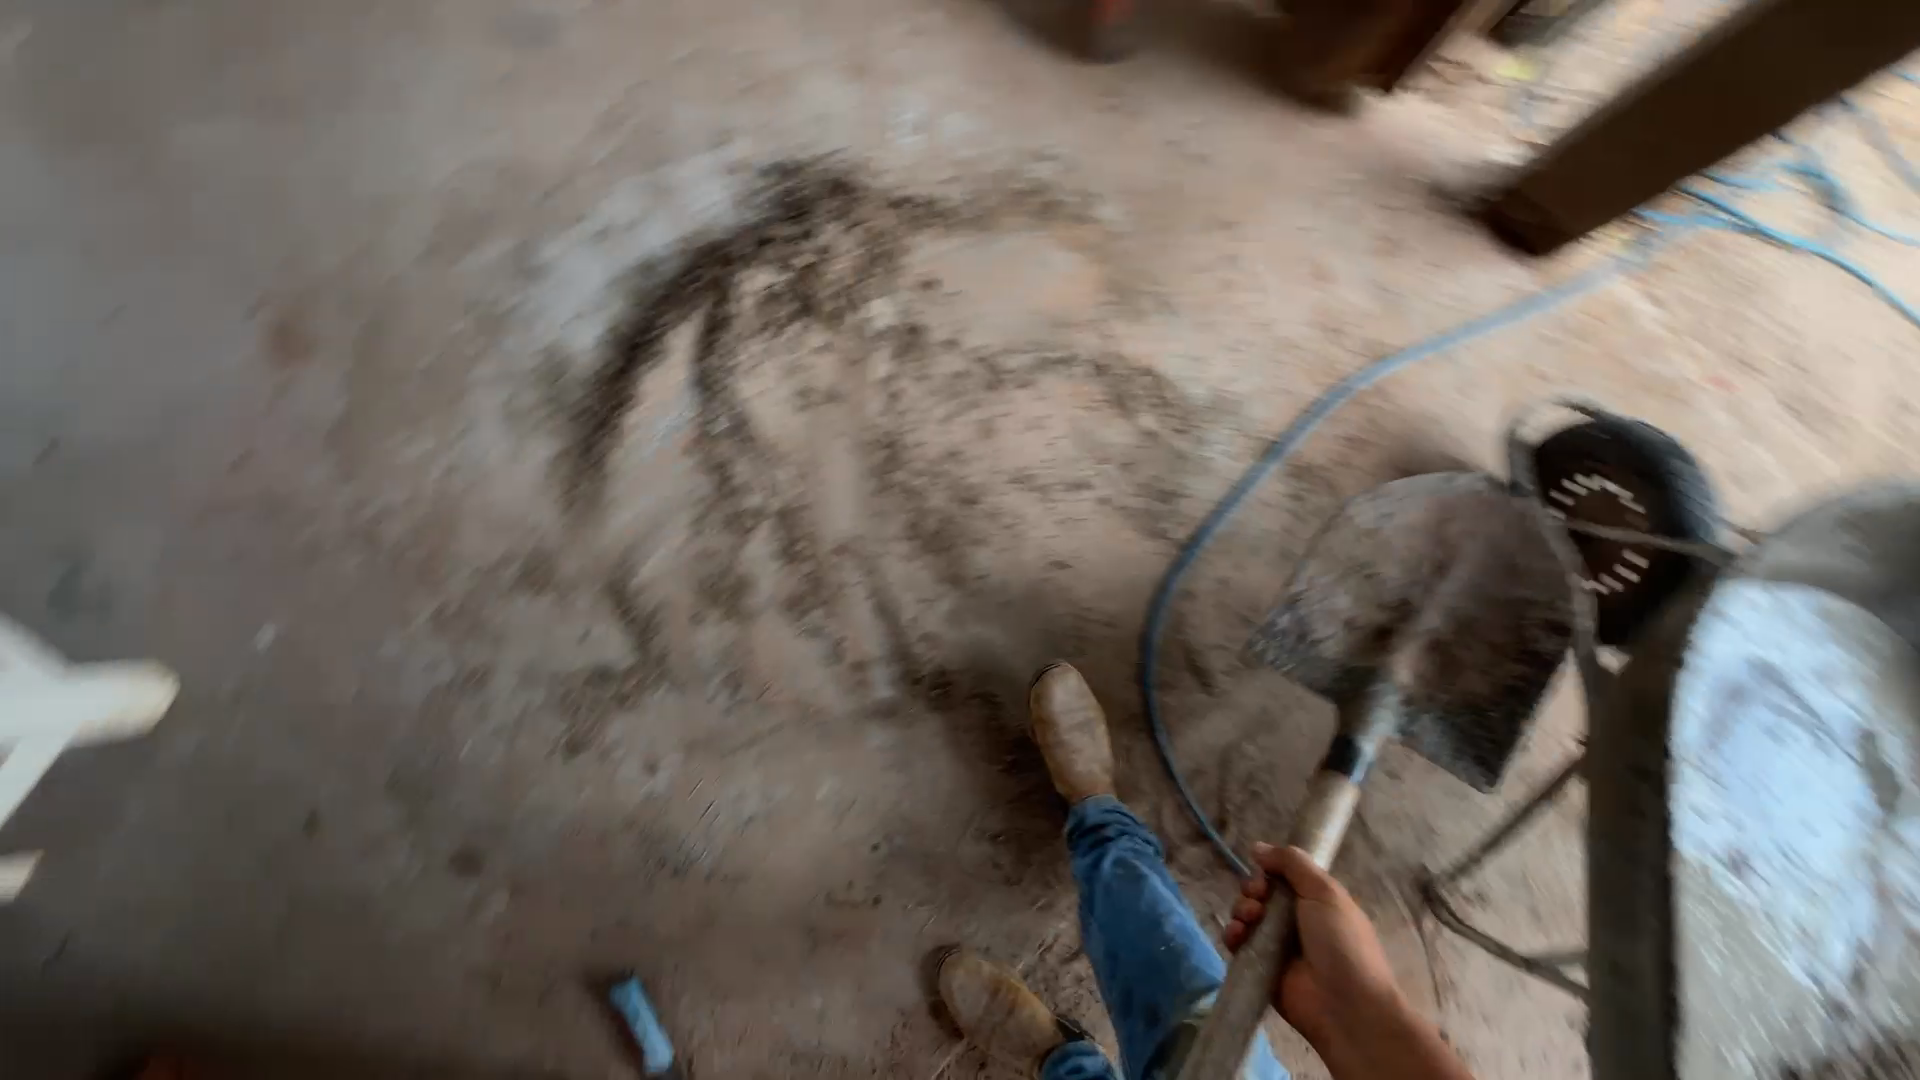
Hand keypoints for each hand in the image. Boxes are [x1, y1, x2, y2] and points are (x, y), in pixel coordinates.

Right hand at [1223, 843, 1402, 1051]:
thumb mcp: (1324, 892)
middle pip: (1259, 893)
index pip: (1280, 877)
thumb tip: (1257, 847)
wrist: (1347, 1007)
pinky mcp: (1260, 968)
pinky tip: (1238, 937)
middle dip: (1252, 891)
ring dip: (1241, 911)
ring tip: (1249, 922)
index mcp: (1314, 902)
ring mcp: (1276, 946)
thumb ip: (1291, 863)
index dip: (1267, 872)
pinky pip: (1237, 944)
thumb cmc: (1341, 944)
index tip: (1266, 876)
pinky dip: (1233, 936)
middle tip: (1258, 901)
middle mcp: (1293, 922)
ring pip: (1245, 916)